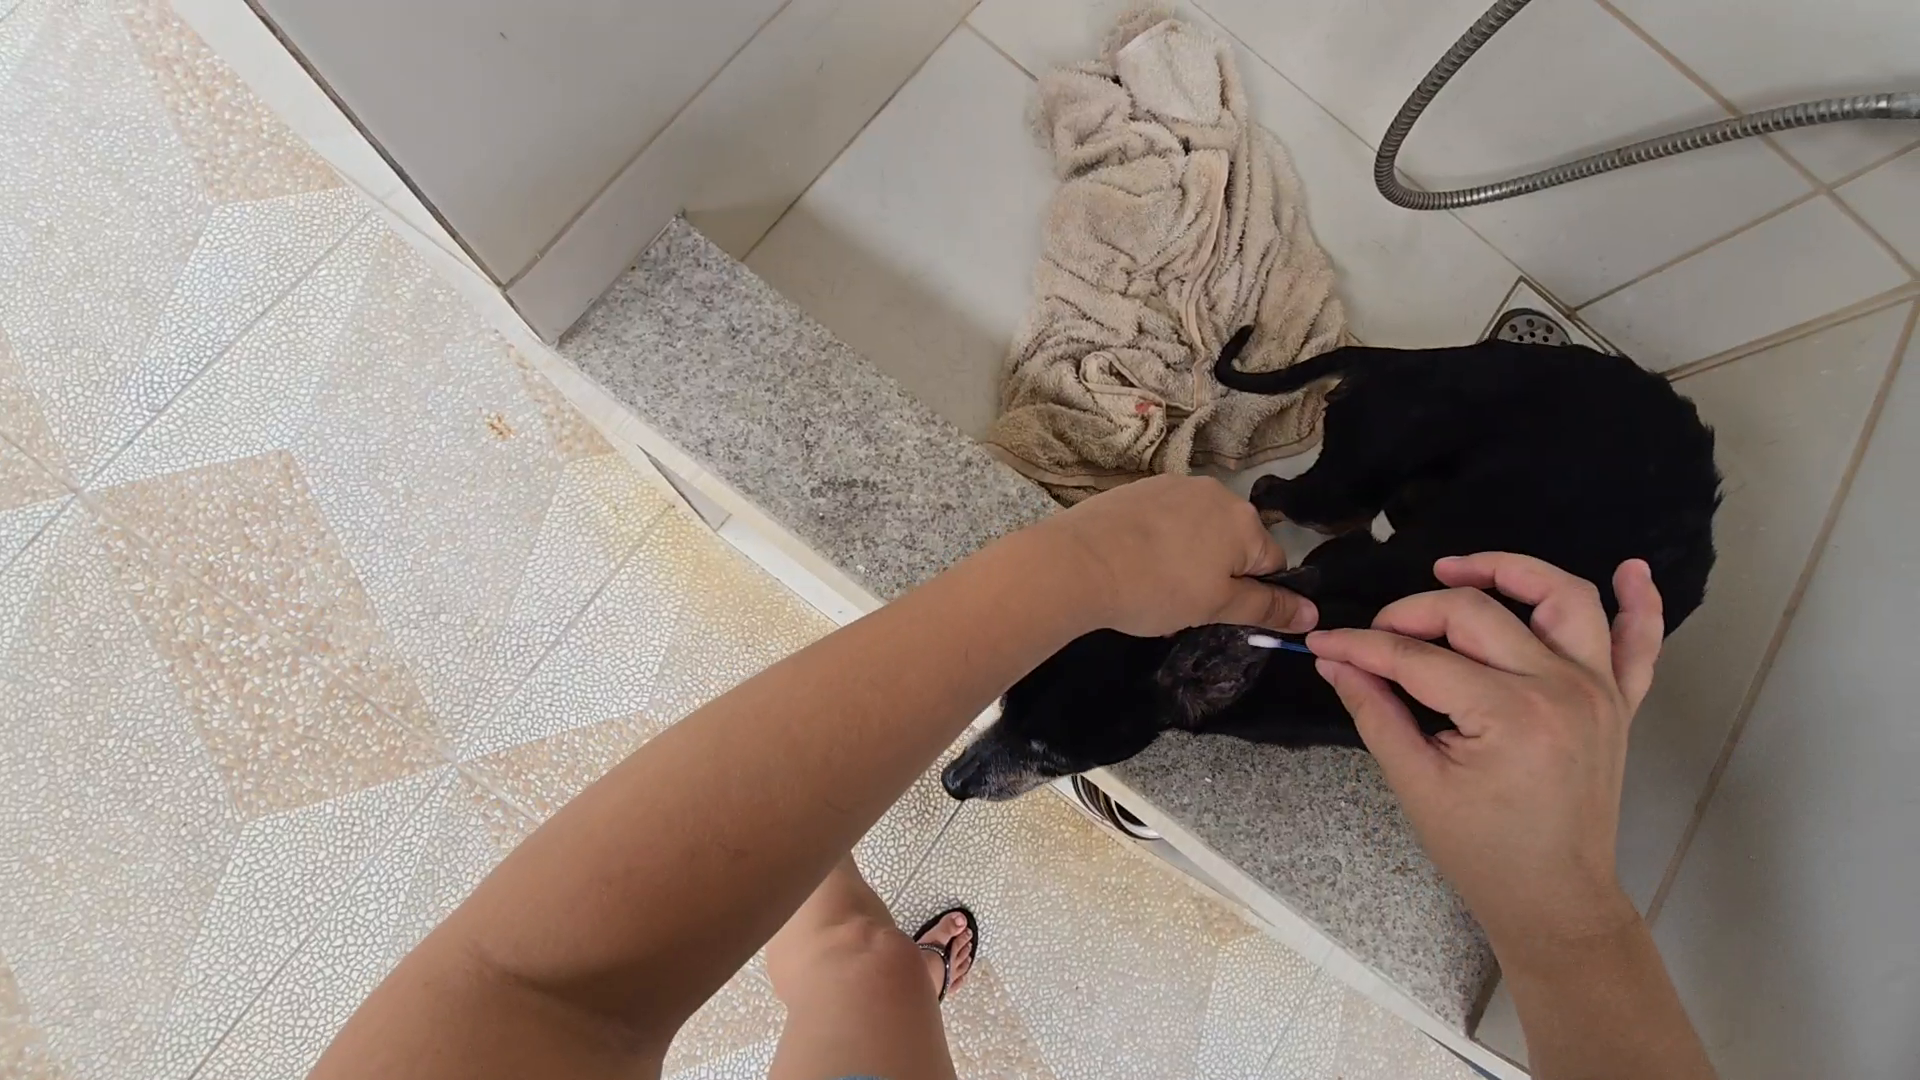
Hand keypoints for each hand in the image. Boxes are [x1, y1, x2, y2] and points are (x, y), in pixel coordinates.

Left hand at [1033, 474, 1316, 637]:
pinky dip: (1154, 542)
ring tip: (1150, 586)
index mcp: (1243, 520)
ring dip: (1183, 558)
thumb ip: (1266, 607)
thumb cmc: (1155, 588)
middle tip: (1180, 603)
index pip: (1271, 562)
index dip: (1250, 593)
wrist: (1077, 562)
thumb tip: (1312, 612)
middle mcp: (1213, 492)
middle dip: (1214, 574)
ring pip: (1193, 531)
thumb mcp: (1215, 606)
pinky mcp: (1134, 489)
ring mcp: (1170, 485)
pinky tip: (1130, 563)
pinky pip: (1160, 520)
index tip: (1216, 611)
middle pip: (1230, 542)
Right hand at [1307, 553, 1662, 949]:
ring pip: (1562, 598)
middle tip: (1373, 634)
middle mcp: (1562, 688)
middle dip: (1411, 611)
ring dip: (1508, 572)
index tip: (1320, 642)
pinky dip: (1638, 602)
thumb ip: (1372, 709)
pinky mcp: (1620, 702)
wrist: (1554, 897)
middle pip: (1476, 613)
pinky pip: (1640, 642)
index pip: (1415, 657)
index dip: (1359, 645)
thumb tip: (1332, 659)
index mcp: (1510, 715)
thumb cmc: (1478, 847)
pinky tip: (1629, 569)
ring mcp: (1601, 691)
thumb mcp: (1412, 780)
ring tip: (1455, 570)